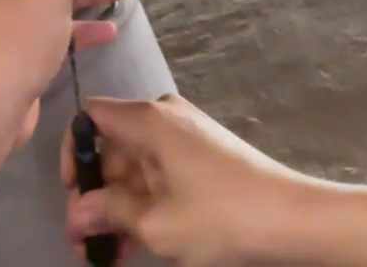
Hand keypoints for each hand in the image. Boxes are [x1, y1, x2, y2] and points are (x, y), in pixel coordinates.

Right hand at [63, 95, 325, 266]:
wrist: (292, 220)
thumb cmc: (220, 216)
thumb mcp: (157, 224)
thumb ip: (109, 214)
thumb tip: (75, 214)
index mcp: (147, 119)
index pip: (91, 115)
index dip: (74, 150)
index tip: (74, 191)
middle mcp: (162, 116)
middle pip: (112, 146)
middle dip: (96, 193)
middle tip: (85, 240)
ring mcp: (183, 135)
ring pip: (135, 166)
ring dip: (118, 206)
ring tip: (105, 252)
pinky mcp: (200, 155)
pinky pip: (159, 173)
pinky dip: (144, 202)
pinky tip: (133, 243)